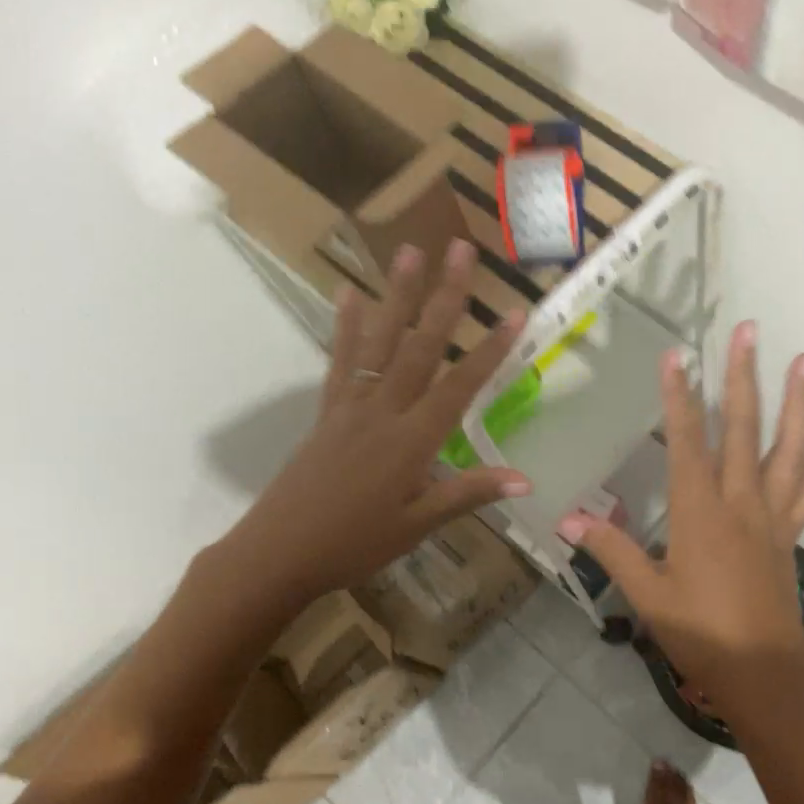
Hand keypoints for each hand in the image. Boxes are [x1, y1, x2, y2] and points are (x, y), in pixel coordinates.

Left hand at [217, 240, 529, 606]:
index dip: (491, 350)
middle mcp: (383, 411)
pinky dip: (347, 326)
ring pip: (379, 341)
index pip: (460, 385)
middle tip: (461, 250)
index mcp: (412, 440)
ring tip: (409, 252)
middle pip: (420, 346)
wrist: (278, 553)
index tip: (515, 313)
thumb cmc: (355, 544)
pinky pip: (341, 361)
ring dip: (397, 295)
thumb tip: (525, 480)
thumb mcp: (419, 525)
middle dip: (445, 296)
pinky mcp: (328, 411)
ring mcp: (351, 406)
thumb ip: (469, 494)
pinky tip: (350, 294)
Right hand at [563, 321, 803, 705]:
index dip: (679, 396)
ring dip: (797, 402)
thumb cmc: (700, 634)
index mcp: (699, 512)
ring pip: (787, 448)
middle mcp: (740, 502)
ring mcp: (773, 515)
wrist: (762, 673)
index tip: (676, 354)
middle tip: (750, 329)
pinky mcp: (792, 532)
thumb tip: (567, 518)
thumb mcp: (646, 595)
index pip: (686, 441)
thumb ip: (612, 550)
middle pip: (742, 429)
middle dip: (743, 376)